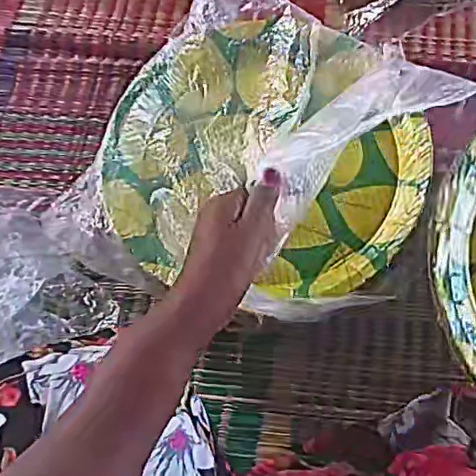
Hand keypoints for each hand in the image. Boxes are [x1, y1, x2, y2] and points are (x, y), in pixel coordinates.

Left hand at [164, 170, 283, 338]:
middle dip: (262, 227)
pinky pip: (238, 245)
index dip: (267, 209)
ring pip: (246, 230)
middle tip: (263, 245)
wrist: (203, 304)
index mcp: (221, 202)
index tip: (271, 228)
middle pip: (250, 210)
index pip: (254, 192)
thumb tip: (272, 171)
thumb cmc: (230, 265)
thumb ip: (264, 200)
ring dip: (256, 243)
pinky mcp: (212, 253)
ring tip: (256, 259)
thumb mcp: (254, 229)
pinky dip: (247, 255)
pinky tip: (247, 268)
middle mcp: (212, 213)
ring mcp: (210, 234)